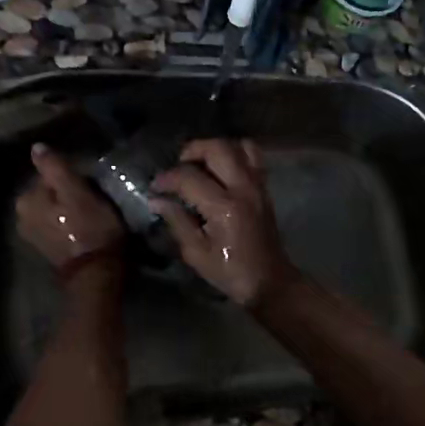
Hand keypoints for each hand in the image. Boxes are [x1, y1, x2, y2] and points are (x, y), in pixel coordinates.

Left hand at [15, 144, 124, 276]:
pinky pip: (55, 224)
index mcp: (26, 199)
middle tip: (93, 199)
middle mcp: (21, 215)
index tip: (92, 186)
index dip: (73, 177)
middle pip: (49, 192)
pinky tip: (83, 227)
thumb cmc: (90, 229)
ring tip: (90, 213)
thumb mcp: (78, 193)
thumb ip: (56, 169)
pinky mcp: (44, 247)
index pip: (49, 175)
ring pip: (52, 208)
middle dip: (68, 192)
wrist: (96, 273)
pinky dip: (67, 222)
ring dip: (68, 207)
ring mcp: (31, 233)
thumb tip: (36, 147)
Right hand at [151, 139, 292, 305]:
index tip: (155, 187)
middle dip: (192, 151)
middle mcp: (244, 189)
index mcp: (224, 207)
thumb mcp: (196, 252)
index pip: (189, 177)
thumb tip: (157, 199)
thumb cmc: (230, 271)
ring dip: (216, 149)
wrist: (269, 280)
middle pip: (218, 148)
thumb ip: (177, 221)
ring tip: (201, 165)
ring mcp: (258, 186)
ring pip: (239, 146)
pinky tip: (220, 170)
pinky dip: (235, 154)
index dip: (167, 178)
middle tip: (178, 168)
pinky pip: (253, 157)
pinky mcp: (265, 188)